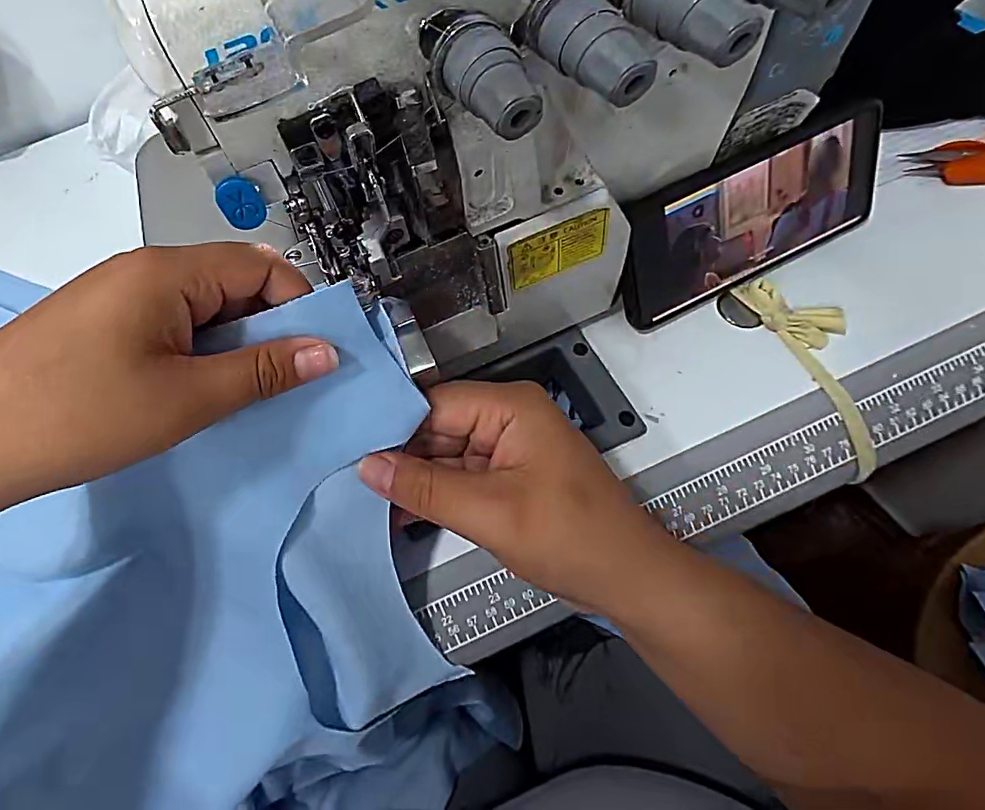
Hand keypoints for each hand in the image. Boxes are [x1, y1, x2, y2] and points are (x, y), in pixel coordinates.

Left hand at [0, 243, 337, 522]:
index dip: (297, 306)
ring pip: (199, 307)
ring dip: (227, 344)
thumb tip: (327, 351)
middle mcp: (142, 268)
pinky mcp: (94, 323)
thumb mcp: (184, 399)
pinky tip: (183, 392)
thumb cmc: (78, 416)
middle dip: (264, 328)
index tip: (309, 358)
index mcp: (167, 269)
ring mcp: (113, 294)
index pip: (261, 266)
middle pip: (230, 281)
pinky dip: (191, 352)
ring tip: (228, 394)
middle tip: (272, 384)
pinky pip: (165, 323)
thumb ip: (262, 371)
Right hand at [358, 381, 683, 614]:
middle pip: (438, 427)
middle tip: (355, 478)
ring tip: (371, 498)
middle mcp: (508, 418)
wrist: (631, 581)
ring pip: (446, 453)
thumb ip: (426, 488)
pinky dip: (437, 493)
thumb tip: (370, 467)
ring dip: (416, 478)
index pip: (435, 404)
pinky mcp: (509, 474)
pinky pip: (461, 475)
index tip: (353, 448)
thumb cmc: (576, 539)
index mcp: (510, 407)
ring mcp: (508, 447)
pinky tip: (405, 509)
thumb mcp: (491, 513)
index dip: (394, 427)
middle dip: (402, 456)